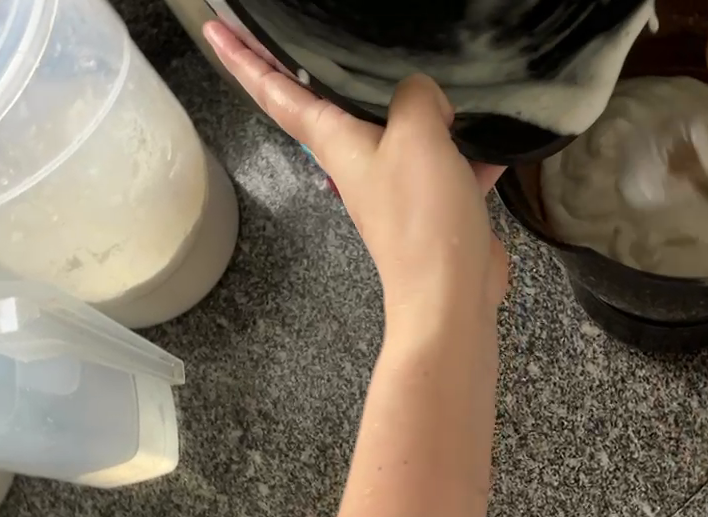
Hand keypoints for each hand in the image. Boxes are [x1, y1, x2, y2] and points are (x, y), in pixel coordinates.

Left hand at [205, 22, 508, 341]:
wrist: (451, 298)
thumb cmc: (422, 219)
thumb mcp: (417, 136)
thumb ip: (417, 97)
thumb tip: (430, 100)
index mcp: (338, 142)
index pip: (278, 92)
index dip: (246, 58)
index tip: (213, 26)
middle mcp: (363, 163)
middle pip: (336, 105)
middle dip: (322, 68)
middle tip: (316, 28)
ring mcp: (400, 188)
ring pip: (400, 131)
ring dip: (411, 103)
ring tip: (425, 68)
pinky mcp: (437, 210)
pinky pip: (449, 165)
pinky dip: (467, 149)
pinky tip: (494, 133)